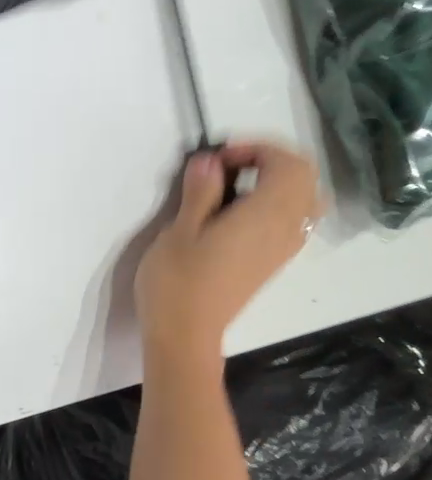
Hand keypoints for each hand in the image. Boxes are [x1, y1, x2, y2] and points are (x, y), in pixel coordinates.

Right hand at [136, 141, 320, 361]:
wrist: (186, 330)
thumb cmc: (176, 280)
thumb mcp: (178, 232)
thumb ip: (200, 193)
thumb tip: (209, 161)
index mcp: (269, 210)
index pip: (285, 161)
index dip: (255, 149)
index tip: (215, 157)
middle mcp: (290, 221)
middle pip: (301, 174)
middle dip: (268, 161)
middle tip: (223, 167)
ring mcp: (287, 241)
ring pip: (302, 195)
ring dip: (276, 182)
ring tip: (234, 189)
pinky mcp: (276, 257)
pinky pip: (294, 216)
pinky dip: (276, 202)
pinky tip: (241, 214)